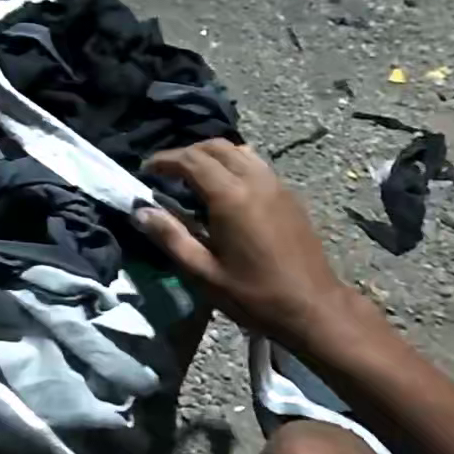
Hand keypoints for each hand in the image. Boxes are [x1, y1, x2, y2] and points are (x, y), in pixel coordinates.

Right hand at [135, 140, 357, 345]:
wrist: (312, 306)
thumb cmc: (254, 295)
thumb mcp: (204, 273)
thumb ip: (171, 237)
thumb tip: (140, 212)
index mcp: (231, 197)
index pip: (191, 160)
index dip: (164, 160)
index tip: (145, 169)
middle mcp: (254, 180)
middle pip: (215, 147)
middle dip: (186, 153)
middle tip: (166, 173)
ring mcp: (276, 184)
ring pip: (238, 150)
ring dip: (211, 154)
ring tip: (193, 176)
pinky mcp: (288, 194)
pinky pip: (256, 164)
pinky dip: (233, 163)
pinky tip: (225, 188)